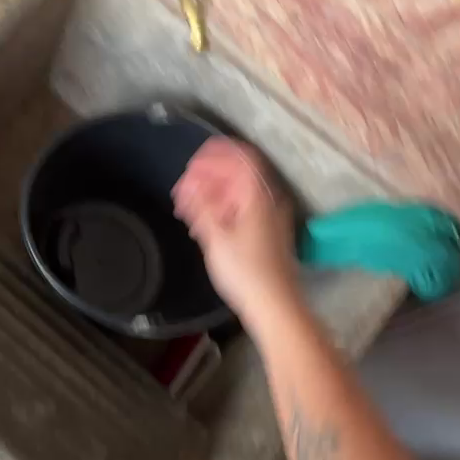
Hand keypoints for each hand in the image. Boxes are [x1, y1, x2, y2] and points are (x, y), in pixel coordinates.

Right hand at [172, 136, 299, 321]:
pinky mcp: (268, 235)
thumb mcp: (216, 237)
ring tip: (188, 203)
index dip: (217, 154)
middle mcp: (269, 202)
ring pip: (239, 195)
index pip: (240, 159)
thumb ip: (201, 207)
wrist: (274, 304)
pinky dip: (222, 209)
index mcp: (258, 197)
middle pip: (239, 176)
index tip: (193, 160)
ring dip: (214, 194)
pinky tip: (204, 221)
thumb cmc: (245, 272)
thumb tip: (190, 185)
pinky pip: (242, 210)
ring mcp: (270, 219)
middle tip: (185, 185)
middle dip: (210, 176)